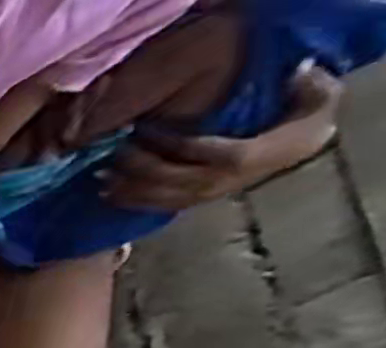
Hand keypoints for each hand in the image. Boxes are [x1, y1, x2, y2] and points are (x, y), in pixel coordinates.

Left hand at [105, 65, 340, 211]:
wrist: (296, 152)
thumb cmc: (303, 121)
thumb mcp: (318, 98)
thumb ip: (309, 85)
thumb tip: (297, 70)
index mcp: (242, 157)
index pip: (193, 150)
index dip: (164, 141)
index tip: (141, 130)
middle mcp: (215, 182)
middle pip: (164, 177)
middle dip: (135, 166)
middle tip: (114, 152)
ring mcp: (199, 197)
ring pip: (152, 196)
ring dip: (122, 188)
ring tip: (98, 176)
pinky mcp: (188, 205)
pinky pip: (151, 207)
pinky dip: (126, 201)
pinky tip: (104, 194)